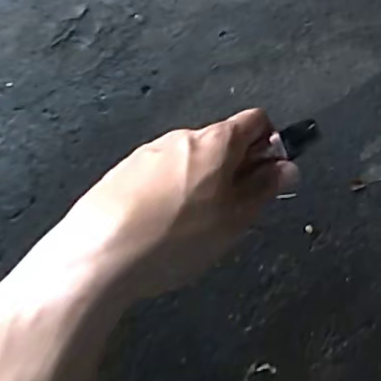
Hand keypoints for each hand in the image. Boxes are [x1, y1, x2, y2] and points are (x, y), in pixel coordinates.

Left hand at [0, 109, 297, 327]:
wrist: (93, 259)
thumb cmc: (175, 238)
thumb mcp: (234, 221)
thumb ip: (264, 189)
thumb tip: (287, 167)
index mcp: (216, 140)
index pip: (257, 120)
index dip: (270, 144)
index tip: (269, 175)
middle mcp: (182, 136)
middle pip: (222, 141)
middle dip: (234, 169)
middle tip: (234, 212)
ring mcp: (147, 153)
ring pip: (189, 160)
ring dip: (201, 183)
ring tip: (191, 229)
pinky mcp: (120, 174)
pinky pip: (158, 175)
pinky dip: (168, 194)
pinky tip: (159, 231)